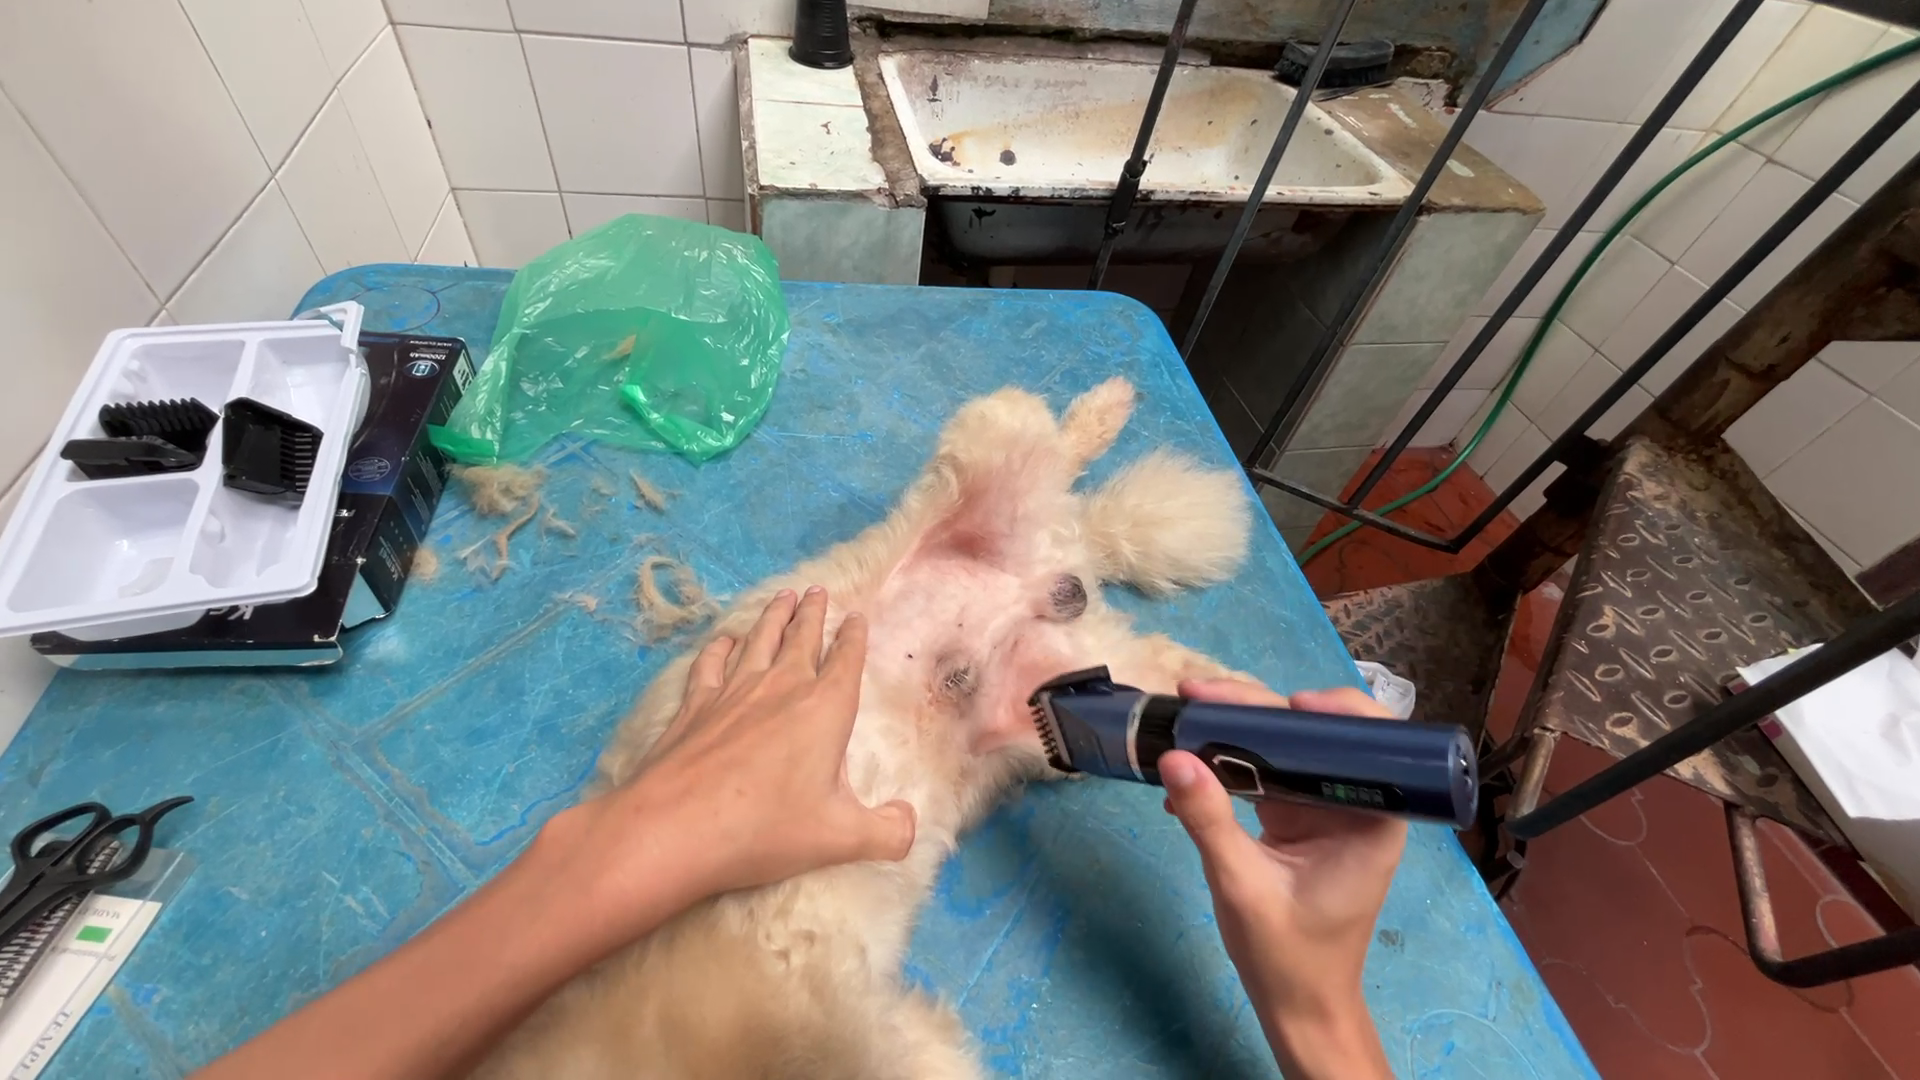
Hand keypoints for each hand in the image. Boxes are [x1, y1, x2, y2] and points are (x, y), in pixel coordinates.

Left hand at [542, 587, 916, 941]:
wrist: (674, 828)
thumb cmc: (766, 828)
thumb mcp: (842, 839)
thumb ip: (888, 832)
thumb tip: (910, 823)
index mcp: (824, 708)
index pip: (846, 659)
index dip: (853, 635)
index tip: (856, 616)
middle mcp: (782, 687)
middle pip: (802, 637)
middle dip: (813, 612)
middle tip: (817, 590)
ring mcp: (734, 691)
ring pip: (760, 639)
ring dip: (774, 616)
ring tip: (783, 596)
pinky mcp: (696, 704)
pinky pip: (711, 663)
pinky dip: (719, 647)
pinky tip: (724, 639)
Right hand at [1159, 679, 1403, 1079]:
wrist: (1295, 1004)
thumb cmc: (1289, 955)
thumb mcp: (1242, 886)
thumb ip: (1210, 820)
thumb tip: (1171, 757)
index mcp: (1369, 818)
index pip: (1369, 743)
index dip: (1334, 710)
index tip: (1285, 701)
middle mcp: (1349, 801)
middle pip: (1309, 734)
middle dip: (1253, 708)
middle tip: (1195, 694)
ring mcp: (1316, 805)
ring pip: (1278, 744)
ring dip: (1231, 727)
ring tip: (1183, 713)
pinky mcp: (1288, 814)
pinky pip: (1257, 769)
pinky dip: (1222, 761)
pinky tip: (1184, 766)